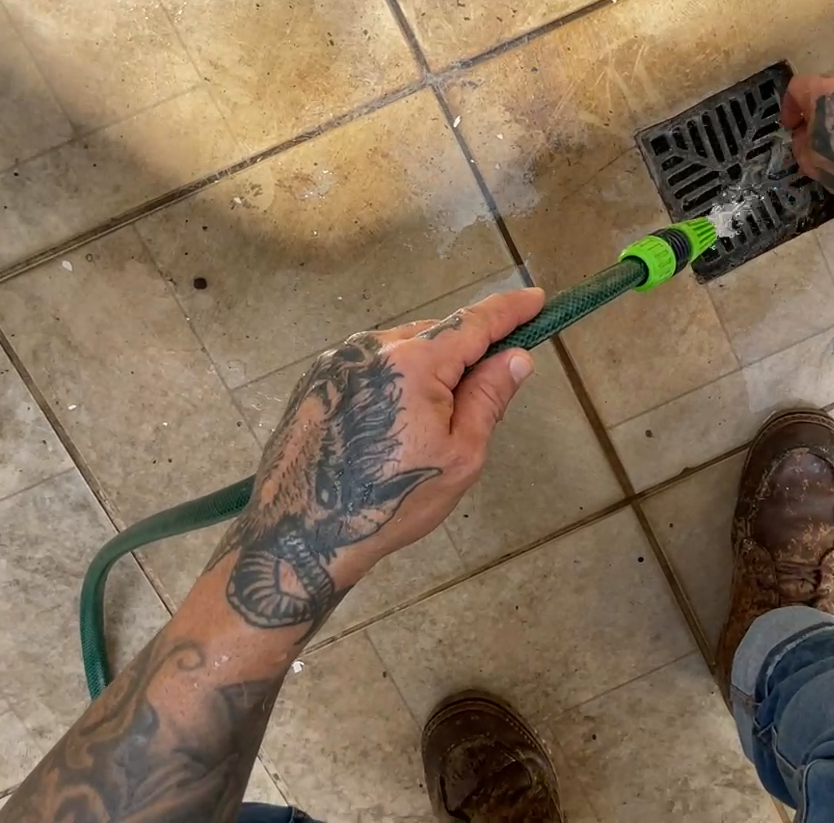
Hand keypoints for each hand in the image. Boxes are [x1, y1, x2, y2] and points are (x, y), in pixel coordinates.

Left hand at [210, 288, 543, 633]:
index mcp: (413, 362)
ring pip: (404, 348)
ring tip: (427, 425)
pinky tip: (391, 425)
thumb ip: (488, 397)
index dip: (510, 309)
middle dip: (467, 352)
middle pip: (438, 334)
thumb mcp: (459, 456)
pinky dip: (396, 378)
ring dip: (429, 367)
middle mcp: (372, 347)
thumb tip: (516, 356)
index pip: (474, 322)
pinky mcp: (317, 380)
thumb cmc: (390, 501)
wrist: (296, 536)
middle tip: (483, 393)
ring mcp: (339, 361)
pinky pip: (374, 364)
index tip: (536, 298)